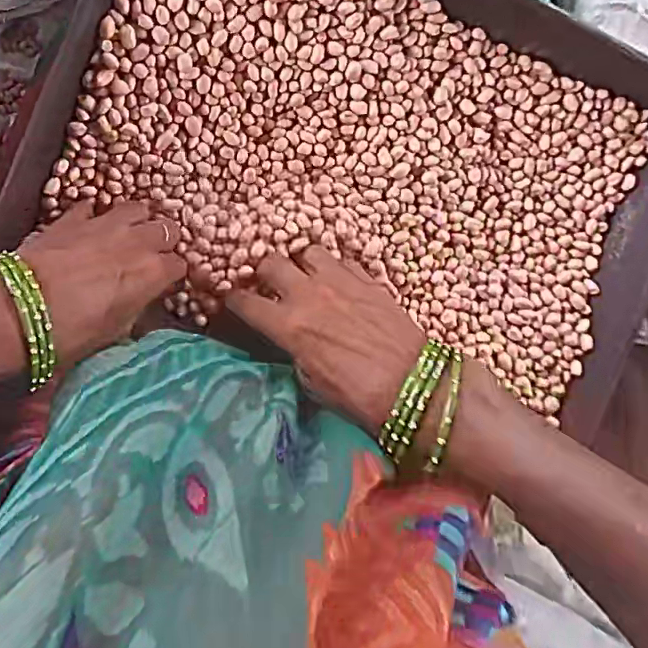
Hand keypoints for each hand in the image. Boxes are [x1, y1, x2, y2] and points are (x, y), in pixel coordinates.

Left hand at [19, 201, 185, 364]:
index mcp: (151, 273)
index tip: (164, 283)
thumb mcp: (113, 333)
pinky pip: (93, 207)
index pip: (179, 266)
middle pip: (166, 229)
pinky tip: (89, 226)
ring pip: (137, 208)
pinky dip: (95, 216)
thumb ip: (135, 310)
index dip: (172, 275)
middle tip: (152, 256)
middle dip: (163, 241)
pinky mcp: (72, 218)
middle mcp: (135, 242)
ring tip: (129, 234)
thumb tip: (139, 303)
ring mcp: (103, 224)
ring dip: (137, 220)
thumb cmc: (68, 334)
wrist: (17, 309)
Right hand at [225, 246, 427, 429]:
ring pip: (308, 251)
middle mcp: (308, 295)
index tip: (232, 300)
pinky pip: (343, 261)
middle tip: (267, 283)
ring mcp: (340, 281)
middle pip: (270, 263)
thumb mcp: (311, 383)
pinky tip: (339, 283)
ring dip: (302, 263)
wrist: (414, 386)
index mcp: (289, 326)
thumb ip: (294, 351)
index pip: (245, 302)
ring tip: (306, 275)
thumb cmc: (358, 396)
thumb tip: (292, 340)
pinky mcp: (368, 279)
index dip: (233, 299)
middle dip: (263, 272)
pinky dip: (335, 269)